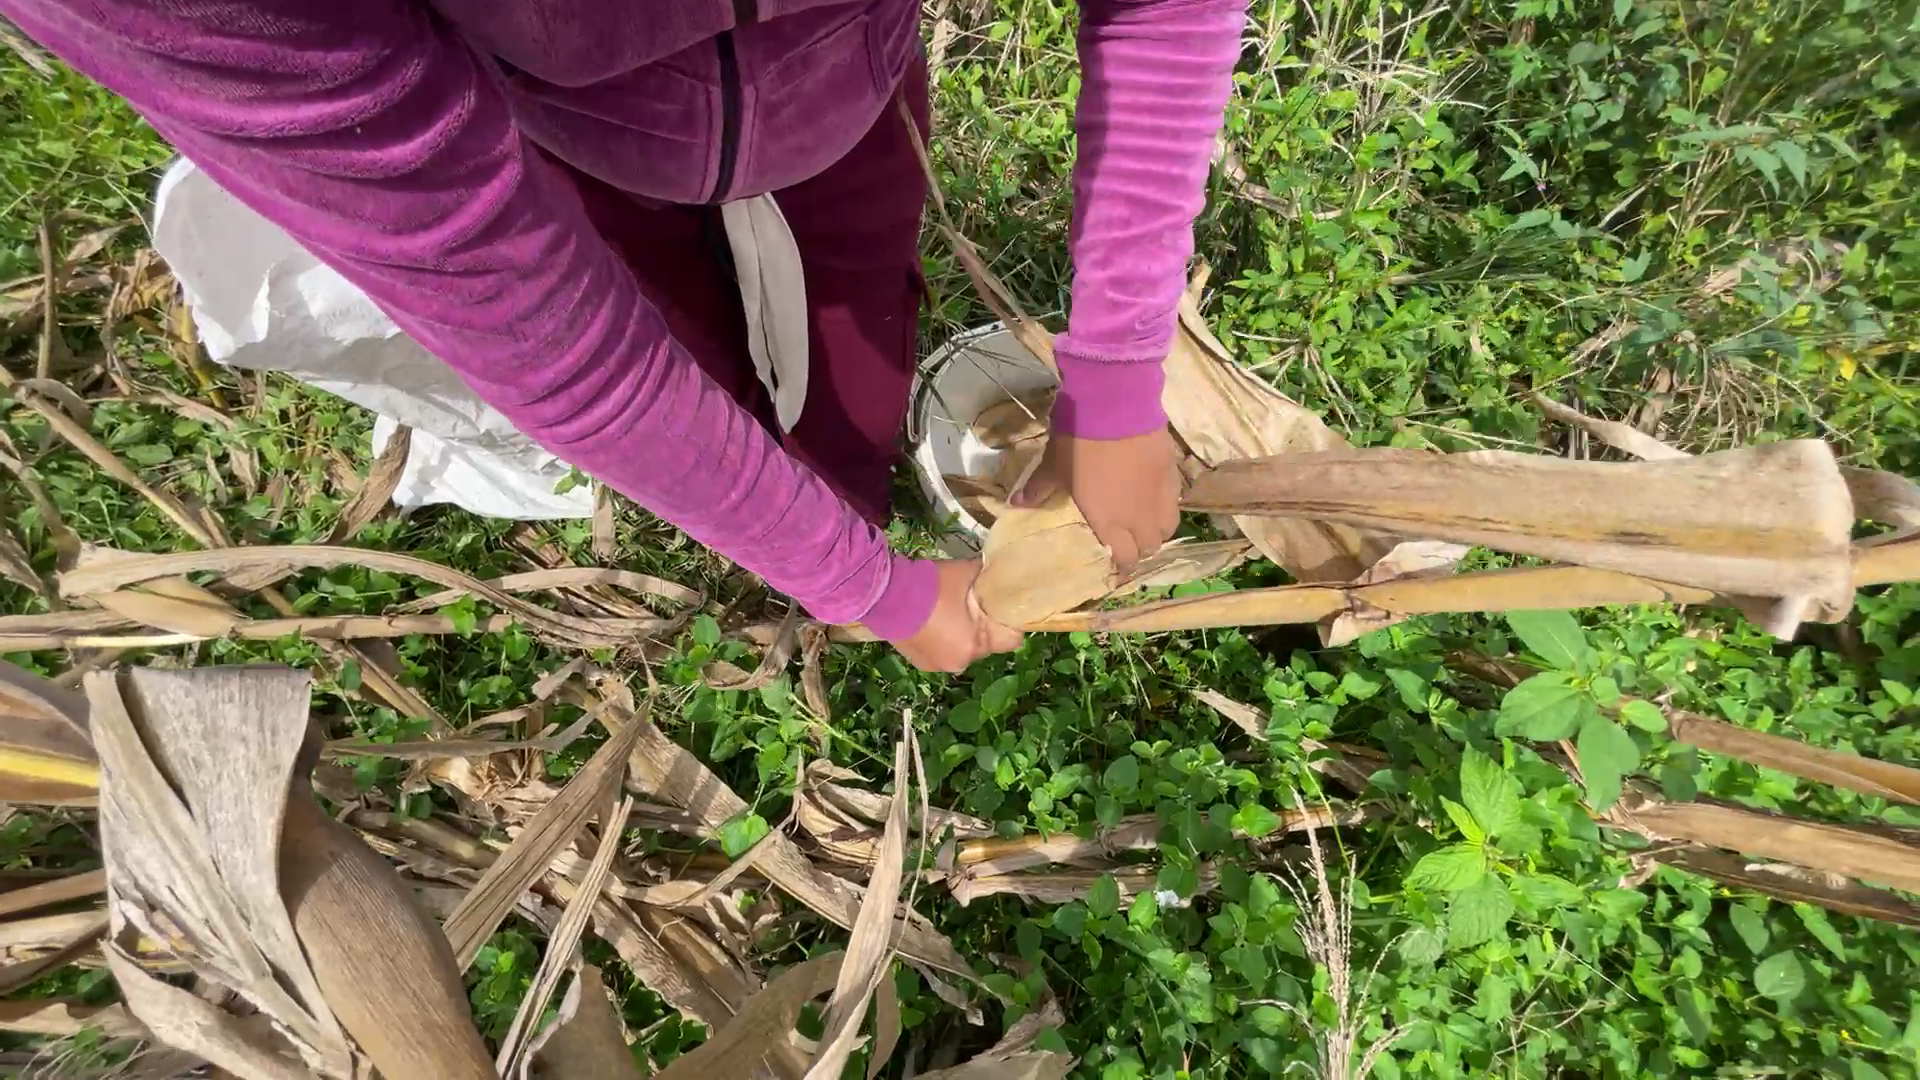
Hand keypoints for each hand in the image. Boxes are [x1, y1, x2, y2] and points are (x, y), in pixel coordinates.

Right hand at [894, 559, 1023, 672]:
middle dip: (984, 626)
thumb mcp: (966, 571)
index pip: (1012, 639)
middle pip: (986, 644)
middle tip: (973, 603)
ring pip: (964, 649)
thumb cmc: (929, 584)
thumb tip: (1001, 569)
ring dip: (962, 634)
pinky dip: (943, 640)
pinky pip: (943, 651)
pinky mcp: (920, 663)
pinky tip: (932, 621)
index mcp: (974, 644)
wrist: (882, 594)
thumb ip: (988, 574)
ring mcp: (937, 666)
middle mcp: (959, 662)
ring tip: (949, 612)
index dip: (1010, 620)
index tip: (1002, 605)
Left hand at [1010, 429, 1180, 573]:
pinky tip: (1154, 494)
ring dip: (1156, 529)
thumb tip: (1017, 504)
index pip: (1124, 558)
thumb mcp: (1053, 466)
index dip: (1121, 562)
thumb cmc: (1078, 441)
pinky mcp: (1173, 472)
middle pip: (1150, 547)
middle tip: (1128, 538)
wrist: (1114, 404)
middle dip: (1140, 547)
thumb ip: (1039, 488)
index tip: (1115, 559)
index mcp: (1107, 521)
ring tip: (1144, 520)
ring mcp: (1159, 495)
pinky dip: (1165, 503)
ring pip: (1168, 527)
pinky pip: (1175, 500)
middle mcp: (1138, 516)